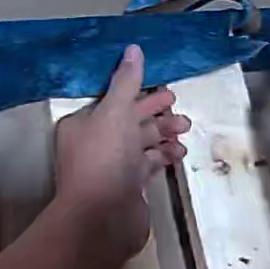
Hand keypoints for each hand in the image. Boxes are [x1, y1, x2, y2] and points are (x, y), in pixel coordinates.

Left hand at [52, 45, 189, 256]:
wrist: (102, 219)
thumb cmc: (104, 159)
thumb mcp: (115, 112)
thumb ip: (127, 82)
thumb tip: (133, 49)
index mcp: (84, 123)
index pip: (114, 101)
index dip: (139, 94)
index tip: (165, 90)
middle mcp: (95, 143)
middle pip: (129, 121)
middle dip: (156, 114)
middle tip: (180, 109)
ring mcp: (112, 167)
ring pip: (141, 142)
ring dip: (164, 134)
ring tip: (185, 129)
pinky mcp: (128, 187)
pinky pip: (148, 164)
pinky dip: (163, 156)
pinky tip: (179, 152)